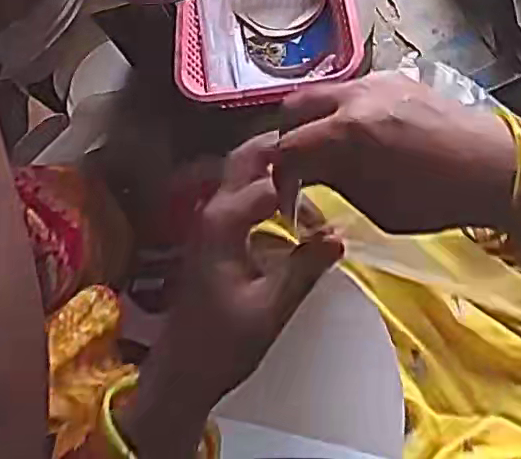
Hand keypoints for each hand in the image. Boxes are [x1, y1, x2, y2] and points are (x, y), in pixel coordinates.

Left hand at [124, 133, 342, 457]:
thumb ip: (304, 269)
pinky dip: (261, 183)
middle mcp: (212, 209)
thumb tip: (340, 237)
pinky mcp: (211, 230)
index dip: (301, 179)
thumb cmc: (221, 344)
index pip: (266, 180)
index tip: (332, 181)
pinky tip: (284, 199)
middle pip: (244, 159)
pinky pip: (237, 190)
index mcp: (223, 222)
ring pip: (238, 171)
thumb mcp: (270, 309)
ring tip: (308, 170)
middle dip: (279, 149)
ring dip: (269, 164)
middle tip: (317, 150)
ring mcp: (208, 218)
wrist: (180, 371)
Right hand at [276, 72, 517, 233]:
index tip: (287, 194)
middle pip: (292, 106)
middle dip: (288, 136)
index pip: (287, 147)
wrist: (492, 165)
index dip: (281, 175)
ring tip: (329, 146)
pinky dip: (343, 109)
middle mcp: (352, 96)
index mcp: (346, 132)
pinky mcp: (391, 76)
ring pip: (321, 92)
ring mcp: (372, 80)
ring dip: (314, 119)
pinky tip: (362, 131)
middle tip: (299, 162)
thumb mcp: (377, 206)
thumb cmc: (437, 198)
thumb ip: (334, 182)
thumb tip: (308, 174)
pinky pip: (351, 89)